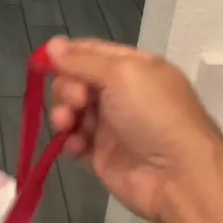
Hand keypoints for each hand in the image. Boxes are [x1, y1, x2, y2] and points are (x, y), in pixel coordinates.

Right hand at [43, 37, 222, 222]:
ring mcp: (111, 125)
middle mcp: (122, 93)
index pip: (91, 52)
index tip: (44, 62)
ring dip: (63, 114)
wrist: (179, 177)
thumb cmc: (154, 116)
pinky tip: (75, 146)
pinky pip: (74, 141)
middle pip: (76, 81)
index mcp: (133, 67)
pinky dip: (69, 141)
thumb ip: (82, 60)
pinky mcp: (102, 155)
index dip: (67, 55)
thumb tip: (52, 45)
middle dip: (67, 88)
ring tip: (67, 126)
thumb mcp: (121, 75)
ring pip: (71, 110)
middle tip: (76, 101)